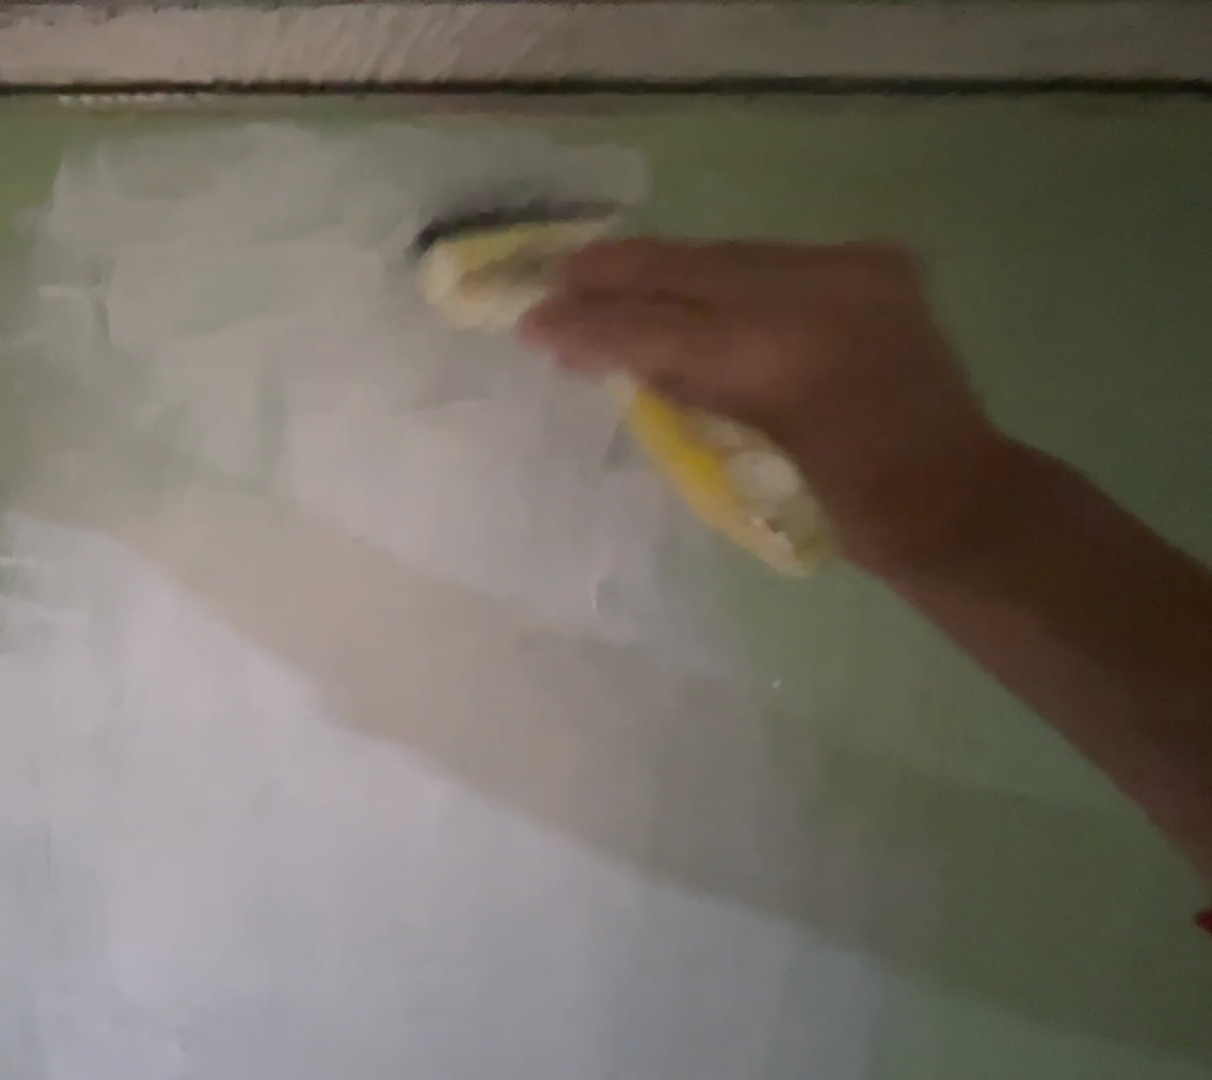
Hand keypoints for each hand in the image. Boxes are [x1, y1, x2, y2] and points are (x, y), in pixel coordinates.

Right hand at [521, 239, 1014, 573]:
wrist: (948, 494)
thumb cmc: (827, 507)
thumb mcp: (728, 459)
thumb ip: (667, 391)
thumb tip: (594, 356)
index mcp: (780, 361)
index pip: (657, 328)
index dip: (589, 324)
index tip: (530, 322)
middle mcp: (819, 296)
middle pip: (685, 273)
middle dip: (611, 277)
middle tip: (551, 278)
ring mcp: (852, 269)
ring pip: (720, 255)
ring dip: (652, 267)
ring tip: (594, 270)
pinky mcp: (869, 262)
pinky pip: (760, 258)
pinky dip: (706, 270)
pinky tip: (668, 277)